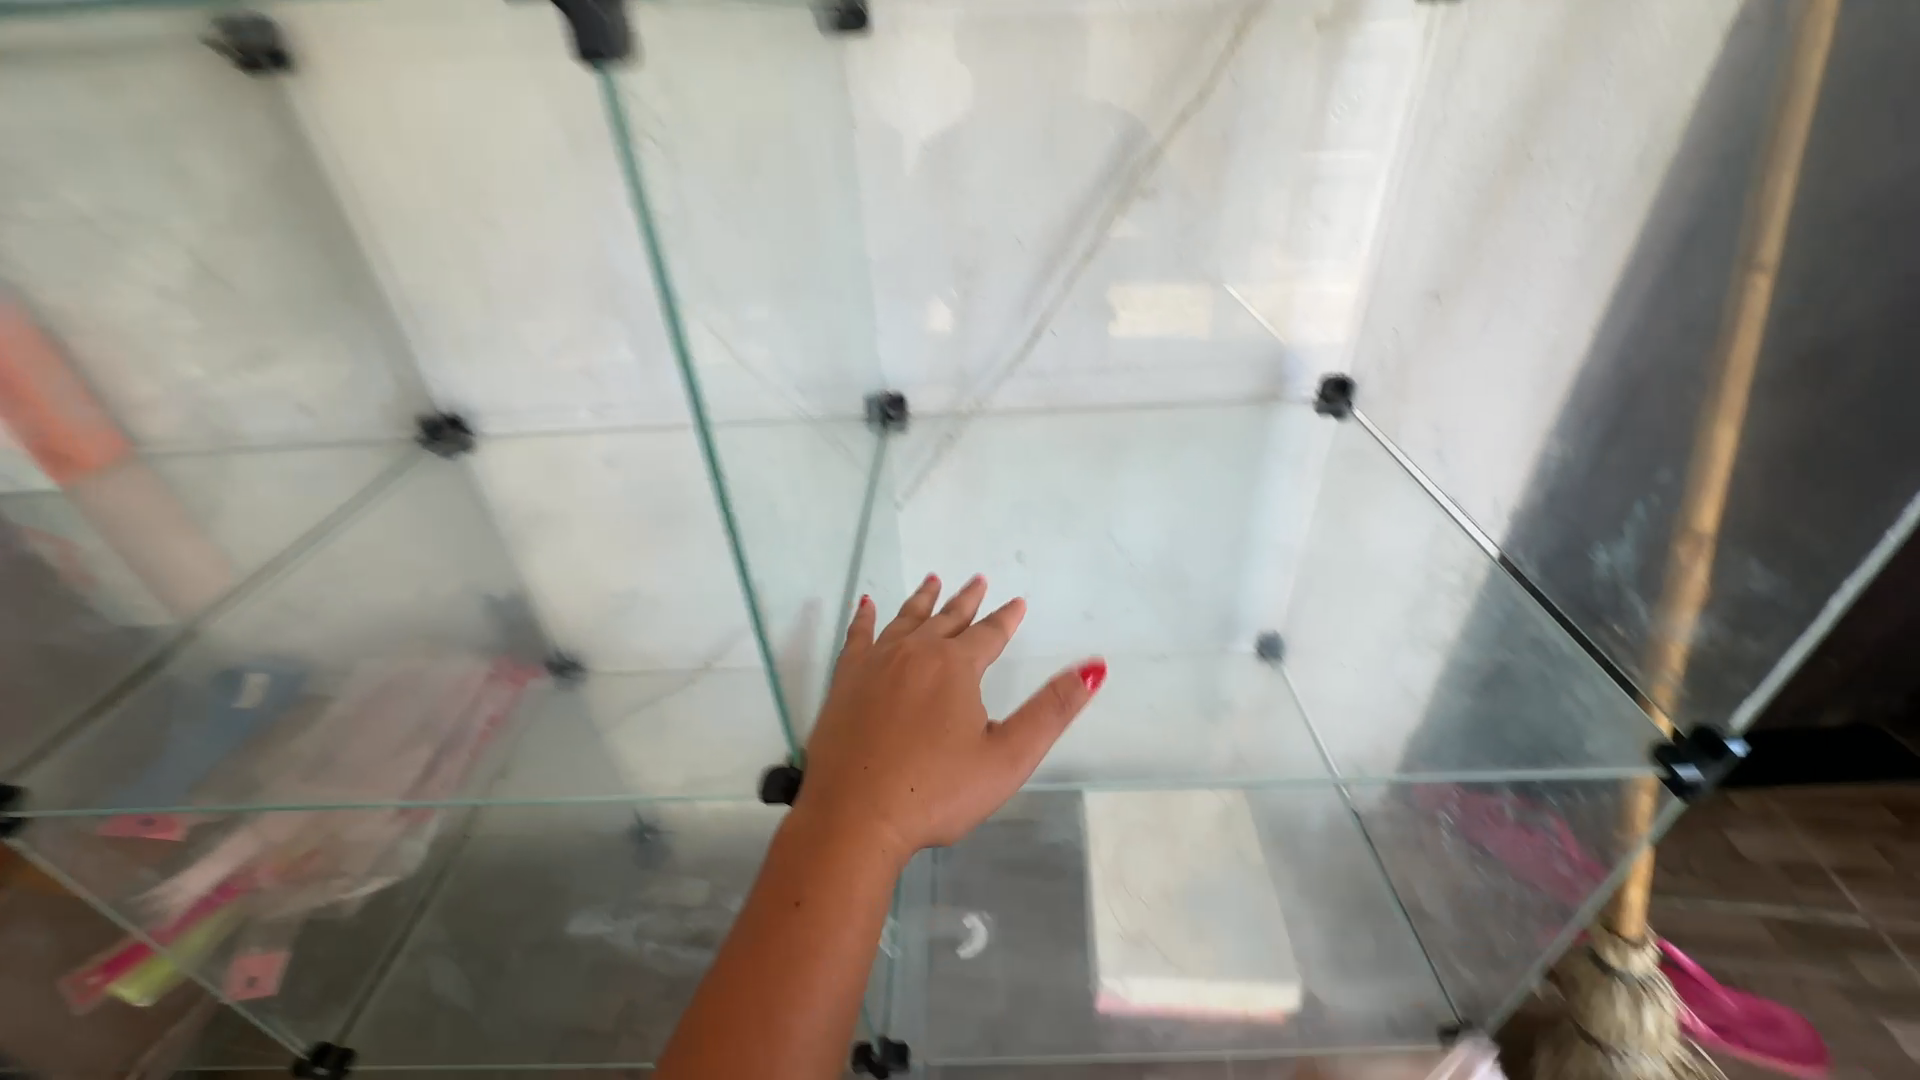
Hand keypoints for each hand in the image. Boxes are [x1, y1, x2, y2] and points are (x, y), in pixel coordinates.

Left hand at [793, 573, 1105, 859]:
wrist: (854, 816)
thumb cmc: (936, 792)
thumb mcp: (1008, 757)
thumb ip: (1051, 710)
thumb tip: (1093, 666)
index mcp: (956, 667)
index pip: (989, 634)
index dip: (1006, 618)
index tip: (1017, 602)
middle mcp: (915, 653)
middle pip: (947, 619)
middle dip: (967, 600)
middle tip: (978, 579)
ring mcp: (875, 664)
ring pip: (905, 620)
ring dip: (923, 601)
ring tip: (934, 581)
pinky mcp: (845, 681)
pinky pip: (858, 636)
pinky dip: (864, 617)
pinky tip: (865, 604)